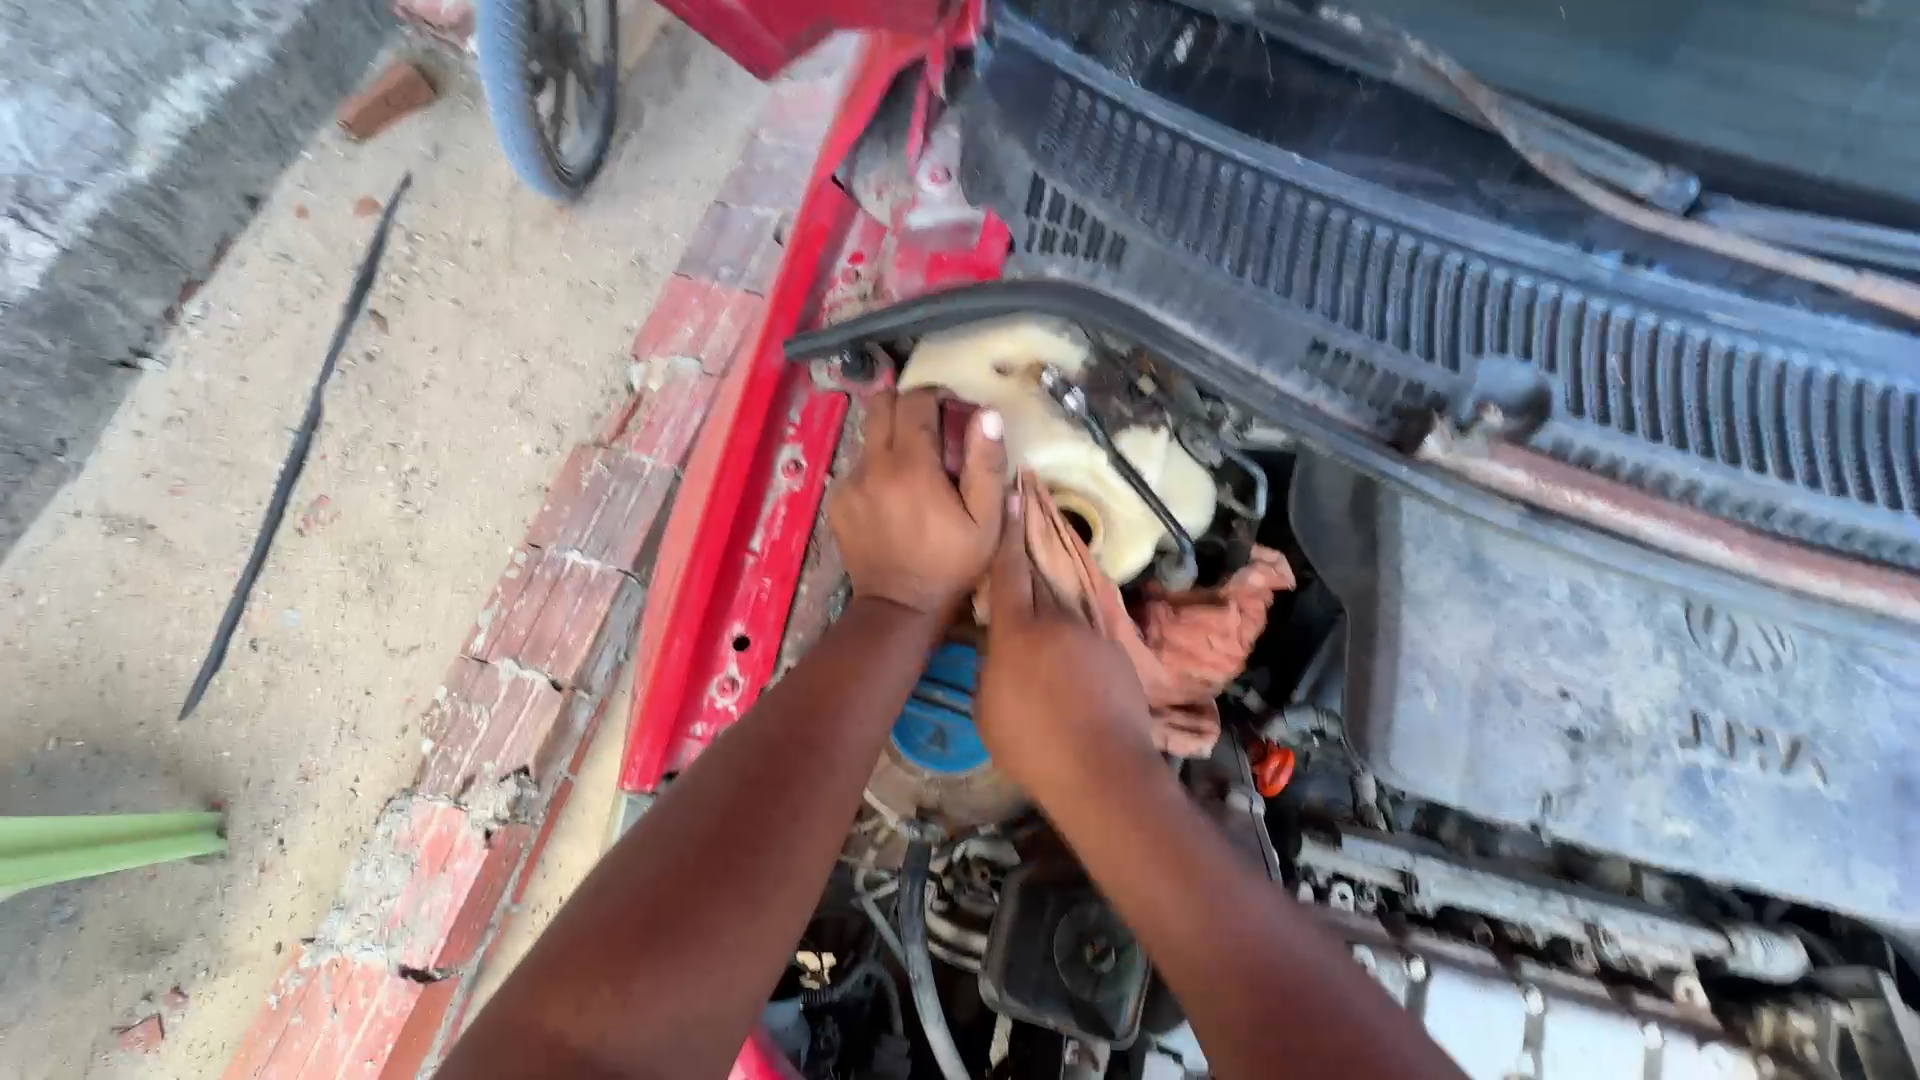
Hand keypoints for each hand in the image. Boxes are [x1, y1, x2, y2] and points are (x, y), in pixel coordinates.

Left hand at [828, 388, 1007, 617]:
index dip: (937, 397)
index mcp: (911, 465)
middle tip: (931, 428)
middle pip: (881, 404)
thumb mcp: (985, 521)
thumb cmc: (950, 565)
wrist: (899, 607)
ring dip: (892, 437)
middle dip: (907, 406)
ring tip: (915, 468)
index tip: (954, 413)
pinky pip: (859, 465)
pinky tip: (895, 497)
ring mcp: (850, 482)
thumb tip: (986, 415)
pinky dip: (878, 468)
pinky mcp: (838, 500)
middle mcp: (873, 465)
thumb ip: (986, 464)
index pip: (916, 400)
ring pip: (868, 434)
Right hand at [975, 482, 1158, 794]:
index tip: (1013, 495)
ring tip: (1045, 581)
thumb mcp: (988, 707)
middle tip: (1028, 507)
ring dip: (1056, 586)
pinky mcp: (1116, 653)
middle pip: (1042, 573)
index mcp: (1018, 630)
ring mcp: (1092, 634)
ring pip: (1068, 600)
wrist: (1101, 769)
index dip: (1008, 533)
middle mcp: (1057, 620)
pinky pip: (1089, 628)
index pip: (1009, 571)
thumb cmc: (1032, 744)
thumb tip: (1003, 654)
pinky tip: (1070, 642)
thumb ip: (993, 669)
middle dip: (1032, 541)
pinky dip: (1075, 628)